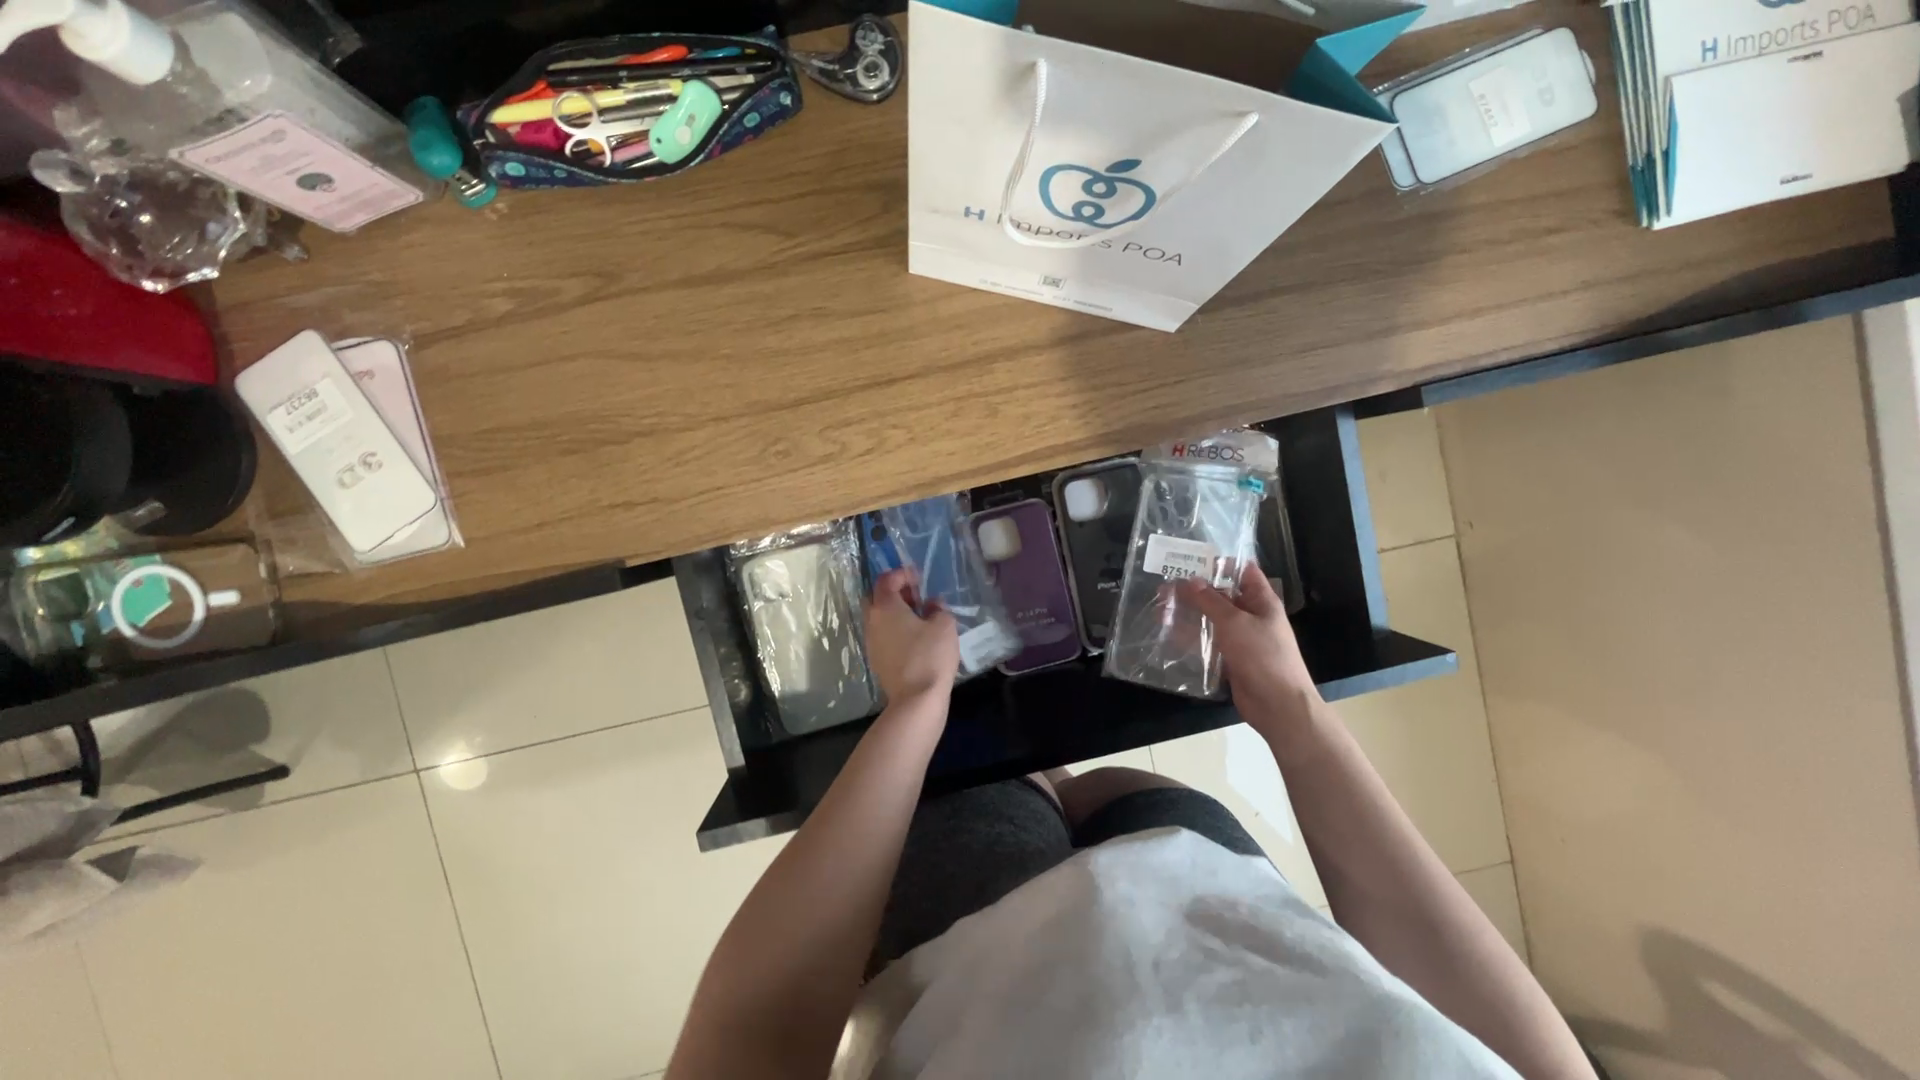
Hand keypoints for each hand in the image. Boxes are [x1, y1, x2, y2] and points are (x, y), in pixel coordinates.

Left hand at [865, 568, 959, 705]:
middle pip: (875, 598)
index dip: (901, 574)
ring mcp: (871, 642)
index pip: (886, 580)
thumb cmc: (930, 656)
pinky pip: (882, 636)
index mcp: (885, 607)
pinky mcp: (876, 660)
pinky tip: (914, 638)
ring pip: (878, 618)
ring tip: (918, 618)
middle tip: (915, 596)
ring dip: (894, 613)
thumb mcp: (944, 625)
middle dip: (893, 593)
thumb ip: (938, 609)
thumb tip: (932, 605)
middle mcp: (872, 622)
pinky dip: (894, 630)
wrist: (916, 699)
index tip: (918, 577)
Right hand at [1178, 564, 1321, 739]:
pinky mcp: (1230, 660)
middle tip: (1164, 585)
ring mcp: (1241, 639)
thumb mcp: (1234, 622)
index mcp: (1261, 601)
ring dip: (1189, 615)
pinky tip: (1169, 635)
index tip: (1190, 558)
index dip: (1220, 562)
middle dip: (1195, 590)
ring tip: (1160, 609)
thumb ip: (1210, 600)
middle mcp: (1252, 616)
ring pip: (1212, 620)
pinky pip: (1209, 644)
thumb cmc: (1262, 656)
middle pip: (1222, 596)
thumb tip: (1189, 580)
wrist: (1278, 705)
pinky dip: (1191, 639)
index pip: (1243, 571)